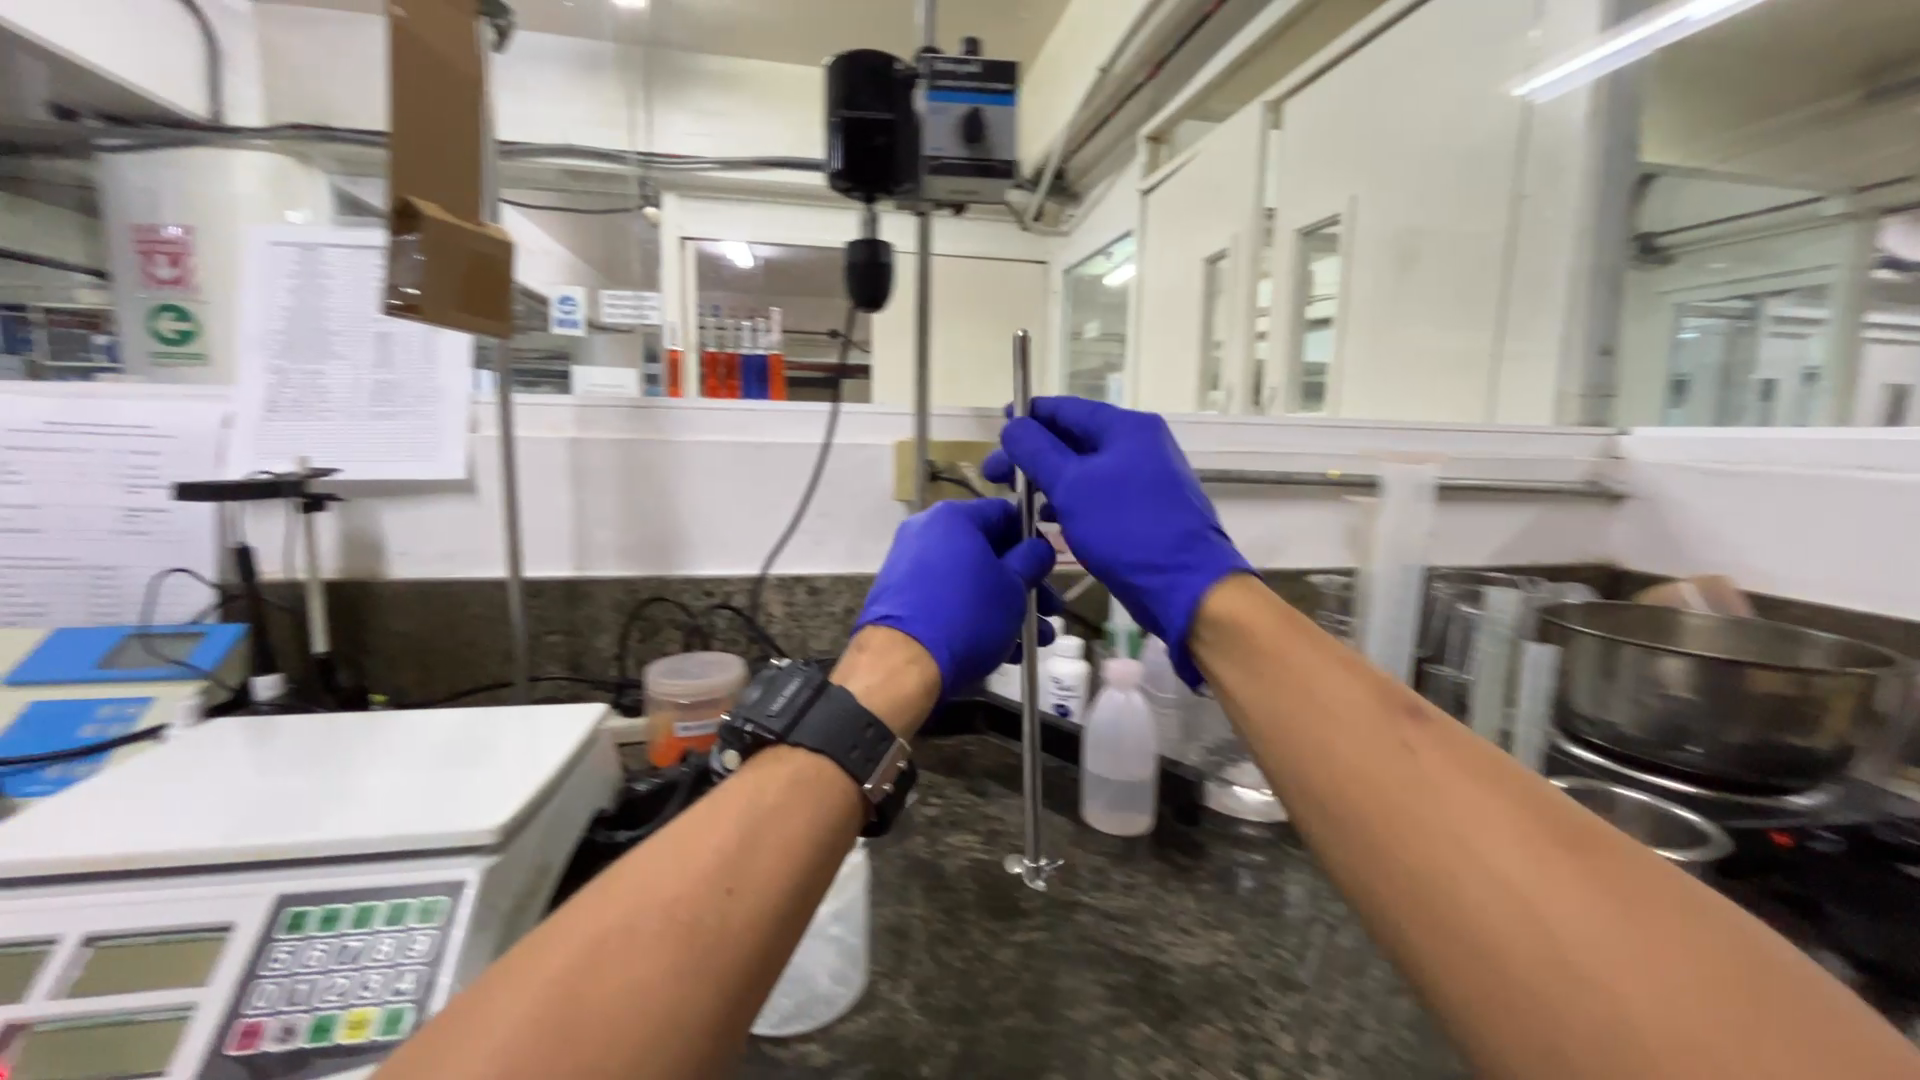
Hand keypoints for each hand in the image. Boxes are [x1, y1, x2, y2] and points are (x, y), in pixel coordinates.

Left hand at [854, 499, 1057, 696]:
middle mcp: (927, 534)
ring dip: (1007, 608)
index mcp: (953, 518)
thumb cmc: (967, 615)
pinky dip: (977, 618)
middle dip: (1024, 584)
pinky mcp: (902, 600)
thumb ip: (1032, 561)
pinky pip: (949, 600)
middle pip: (989, 552)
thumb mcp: (1013, 587)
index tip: (1050, 567)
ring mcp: (910, 567)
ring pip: (971, 581)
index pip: (1005, 514)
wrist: (902, 665)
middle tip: (1049, 610)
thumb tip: (1038, 548)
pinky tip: (1007, 651)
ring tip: (1037, 640)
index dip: (1034, 539)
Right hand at [983, 397, 1251, 686]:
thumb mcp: (1071, 485)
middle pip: (1074, 439)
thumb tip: (1013, 425)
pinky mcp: (1145, 510)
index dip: (1028, 416)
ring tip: (1017, 500)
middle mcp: (1139, 445)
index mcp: (1125, 427)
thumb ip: (1036, 451)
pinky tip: (1048, 520)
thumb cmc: (1125, 528)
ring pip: (1084, 470)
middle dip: (1032, 455)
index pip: (1066, 409)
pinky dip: (1071, 502)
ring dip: (1049, 481)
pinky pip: (1098, 495)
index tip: (997, 425)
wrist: (1184, 585)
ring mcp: (1145, 479)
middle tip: (995, 475)